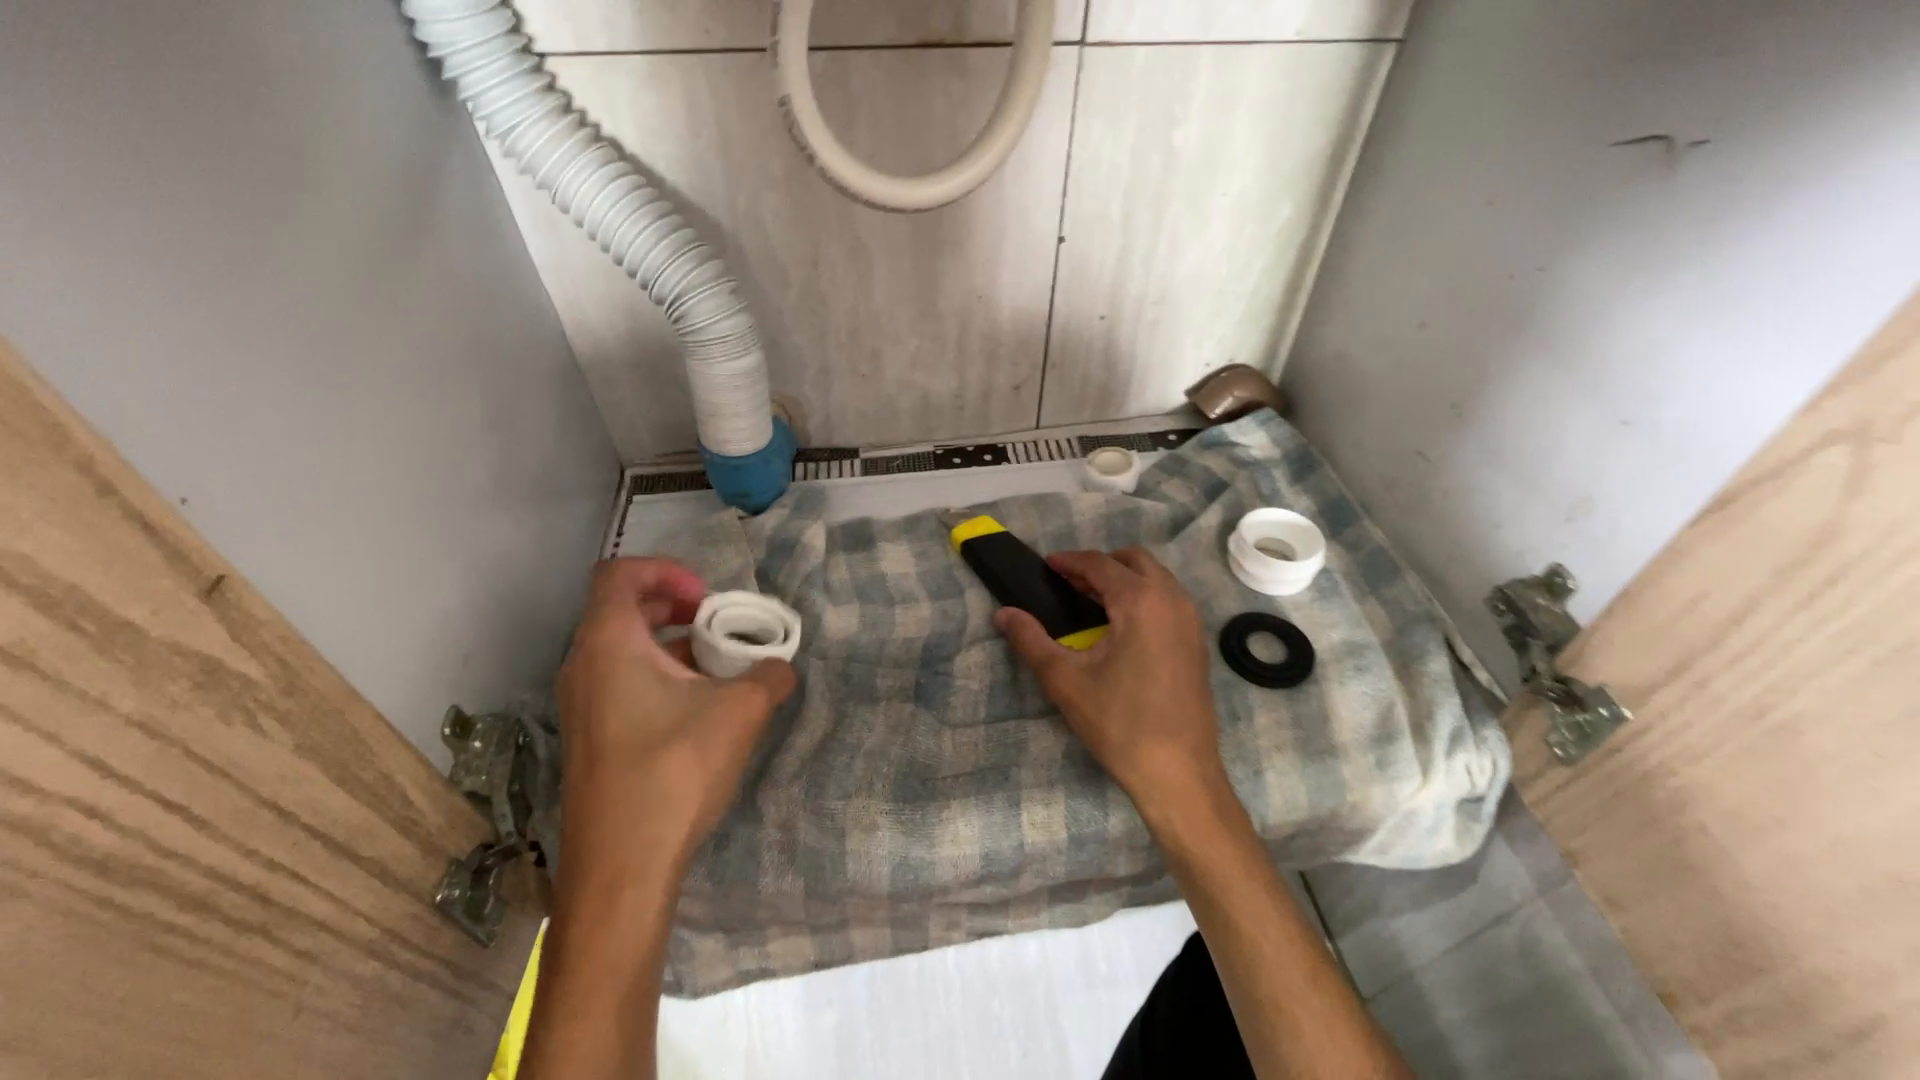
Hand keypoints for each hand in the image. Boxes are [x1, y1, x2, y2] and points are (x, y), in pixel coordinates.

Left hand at [556, 558, 796, 878]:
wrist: (622, 865)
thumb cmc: (674, 770)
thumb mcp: (740, 712)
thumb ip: (769, 675)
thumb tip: (781, 667)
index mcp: (608, 643)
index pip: (620, 573)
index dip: (666, 570)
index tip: (708, 600)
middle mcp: (583, 666)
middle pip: (620, 609)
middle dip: (674, 607)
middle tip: (717, 627)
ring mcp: (581, 706)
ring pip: (622, 651)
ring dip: (669, 647)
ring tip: (716, 671)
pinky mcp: (589, 739)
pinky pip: (620, 685)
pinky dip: (657, 679)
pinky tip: (697, 713)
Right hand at [994, 548, 1227, 815]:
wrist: (1177, 770)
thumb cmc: (1118, 723)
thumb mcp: (1065, 681)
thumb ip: (1031, 640)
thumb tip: (1004, 614)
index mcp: (1140, 601)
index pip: (1100, 564)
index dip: (1070, 560)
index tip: (1046, 566)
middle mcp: (1172, 600)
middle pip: (1135, 560)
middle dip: (1101, 564)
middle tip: (1069, 582)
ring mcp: (1191, 621)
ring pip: (1157, 579)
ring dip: (1125, 579)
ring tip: (1091, 602)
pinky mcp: (1198, 643)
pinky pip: (1169, 601)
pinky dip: (1144, 597)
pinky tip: (1121, 627)